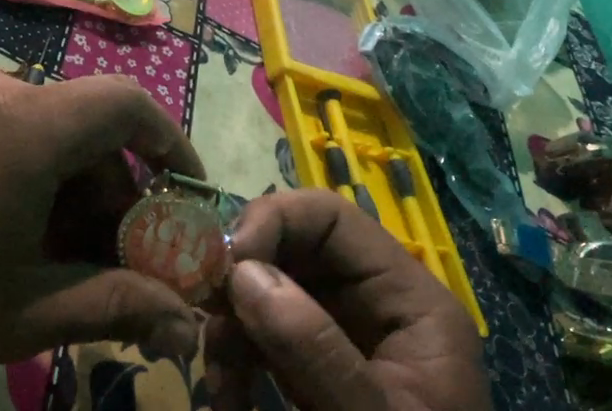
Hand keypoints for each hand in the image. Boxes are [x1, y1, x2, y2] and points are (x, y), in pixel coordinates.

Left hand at [0, 64, 206, 375]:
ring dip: (69, 188)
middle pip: (86, 125)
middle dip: (114, 192)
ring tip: (57, 265)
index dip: (169, 145)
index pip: (127, 103)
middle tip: (115, 267)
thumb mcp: (21, 310)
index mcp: (29, 126)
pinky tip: (8, 235)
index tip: (186, 202)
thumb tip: (183, 321)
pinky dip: (29, 172)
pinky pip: (6, 128)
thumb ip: (111, 305)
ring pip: (45, 130)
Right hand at [203, 190, 490, 410]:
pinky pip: (257, 335)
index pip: (329, 218)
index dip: (271, 221)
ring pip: (262, 288)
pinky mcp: (310, 366)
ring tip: (220, 383)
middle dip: (239, 277)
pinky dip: (232, 358)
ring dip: (228, 326)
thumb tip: (243, 270)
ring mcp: (338, 333)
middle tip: (202, 313)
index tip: (224, 262)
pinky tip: (226, 396)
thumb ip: (316, 351)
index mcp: (409, 301)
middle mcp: (371, 302)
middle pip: (288, 247)